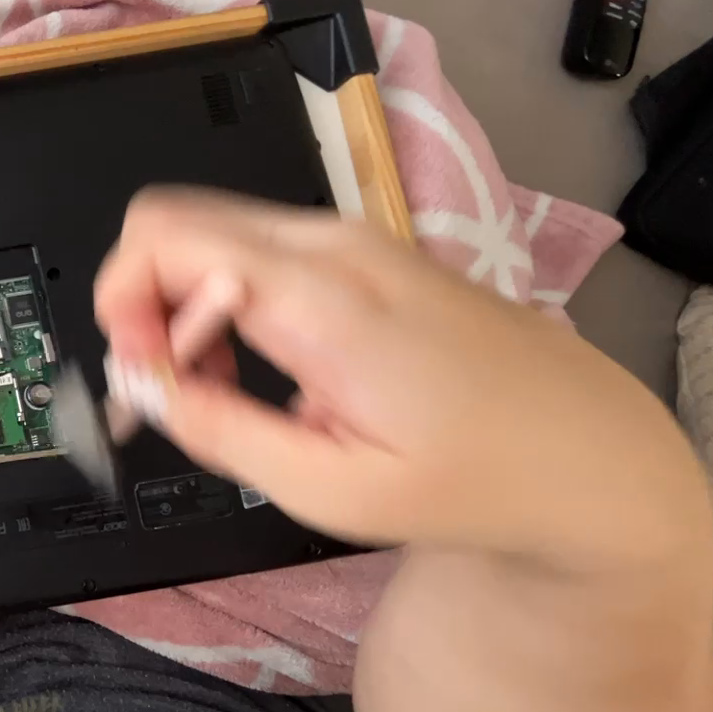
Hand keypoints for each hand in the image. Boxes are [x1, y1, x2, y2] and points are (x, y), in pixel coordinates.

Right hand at [93, 186, 712, 573]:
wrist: (590, 456)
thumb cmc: (468, 482)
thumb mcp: (326, 487)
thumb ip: (215, 429)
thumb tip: (137, 384)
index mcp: (321, 296)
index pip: (162, 240)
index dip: (122, 305)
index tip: (144, 376)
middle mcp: (327, 245)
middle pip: (166, 223)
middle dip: (137, 302)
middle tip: (167, 378)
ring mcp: (343, 240)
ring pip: (196, 235)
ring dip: (173, 306)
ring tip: (214, 381)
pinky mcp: (350, 253)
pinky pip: (237, 250)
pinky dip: (210, 302)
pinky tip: (245, 360)